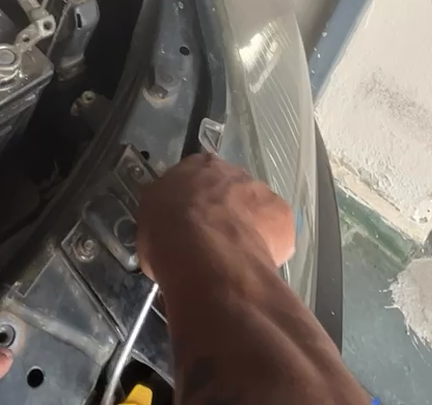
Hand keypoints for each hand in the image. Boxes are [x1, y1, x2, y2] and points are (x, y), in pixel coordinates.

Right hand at [137, 153, 295, 286]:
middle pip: (231, 191)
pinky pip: (276, 231)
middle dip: (225, 214)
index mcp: (198, 166)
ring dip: (248, 229)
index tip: (192, 224)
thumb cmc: (169, 236)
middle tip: (213, 243)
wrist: (206, 255)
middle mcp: (233, 171)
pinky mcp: (282, 215)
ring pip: (256, 210)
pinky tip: (253, 266)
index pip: (198, 179)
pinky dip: (269, 246)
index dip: (196, 203)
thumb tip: (168, 227)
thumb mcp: (149, 221)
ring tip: (234, 261)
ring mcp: (261, 191)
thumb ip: (165, 215)